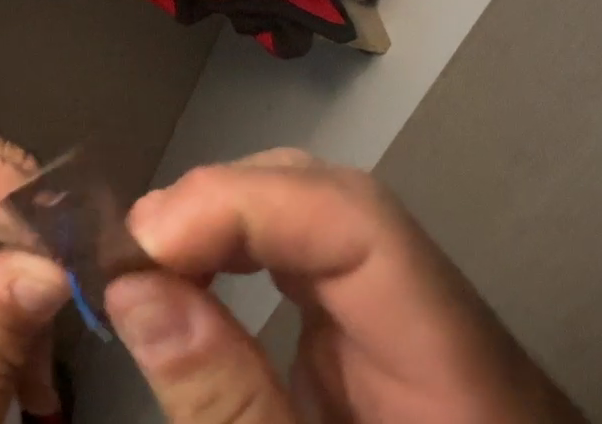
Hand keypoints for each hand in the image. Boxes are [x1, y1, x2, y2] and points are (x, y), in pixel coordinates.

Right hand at [106, 149, 586, 423]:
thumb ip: (225, 404)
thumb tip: (133, 287)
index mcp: (468, 385)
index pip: (356, 222)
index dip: (239, 204)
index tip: (145, 247)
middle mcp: (453, 333)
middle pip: (332, 199)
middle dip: (217, 205)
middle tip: (134, 257)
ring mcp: (417, 332)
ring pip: (312, 213)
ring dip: (216, 221)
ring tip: (148, 266)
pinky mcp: (380, 345)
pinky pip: (305, 259)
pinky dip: (232, 251)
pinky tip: (190, 279)